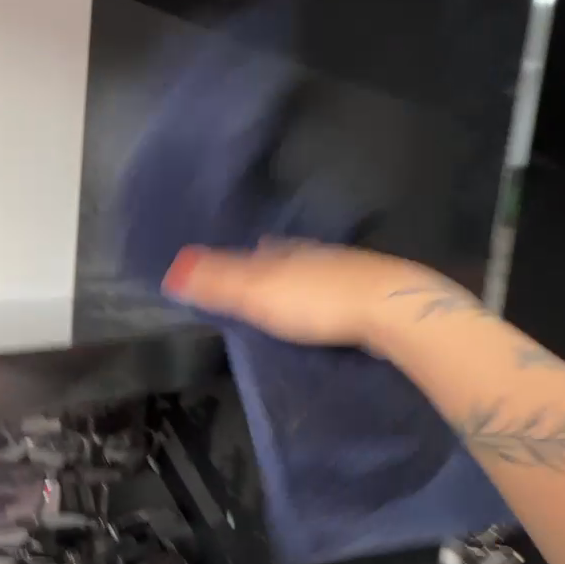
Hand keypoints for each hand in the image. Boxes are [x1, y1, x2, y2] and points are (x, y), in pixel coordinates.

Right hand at [160, 241, 442, 352]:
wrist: (392, 309)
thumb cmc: (315, 301)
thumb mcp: (256, 295)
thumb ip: (217, 284)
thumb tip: (172, 271)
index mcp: (284, 254)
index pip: (250, 255)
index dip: (233, 262)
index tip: (219, 265)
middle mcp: (313, 256)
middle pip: (283, 258)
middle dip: (267, 264)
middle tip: (253, 270)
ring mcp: (347, 270)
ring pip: (312, 270)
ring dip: (298, 277)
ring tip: (287, 287)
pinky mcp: (373, 291)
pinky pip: (338, 287)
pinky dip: (325, 292)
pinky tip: (327, 303)